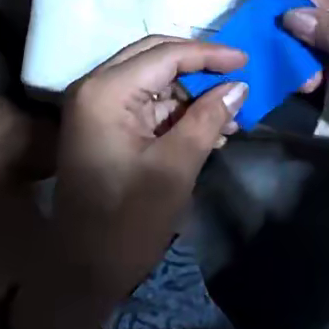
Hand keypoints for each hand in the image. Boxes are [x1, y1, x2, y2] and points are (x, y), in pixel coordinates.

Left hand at [13, 37, 247, 328]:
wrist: (81, 274)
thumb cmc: (127, 222)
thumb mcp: (175, 168)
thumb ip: (207, 119)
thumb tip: (238, 86)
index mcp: (105, 92)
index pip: (165, 54)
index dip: (209, 54)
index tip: (247, 61)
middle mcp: (95, 87)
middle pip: (156, 56)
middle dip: (199, 67)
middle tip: (238, 77)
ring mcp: (97, 106)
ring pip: (153, 78)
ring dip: (191, 93)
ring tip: (230, 116)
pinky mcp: (104, 124)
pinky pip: (146, 101)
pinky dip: (178, 110)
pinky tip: (209, 129)